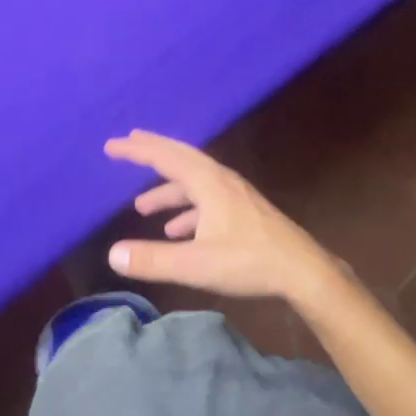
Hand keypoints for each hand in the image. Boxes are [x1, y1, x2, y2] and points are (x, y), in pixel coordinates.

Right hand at [104, 130, 336, 300]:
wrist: (303, 270)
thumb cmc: (249, 262)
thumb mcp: (196, 265)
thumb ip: (153, 260)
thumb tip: (112, 254)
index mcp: (209, 183)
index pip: (165, 158)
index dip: (137, 151)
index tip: (112, 145)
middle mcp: (221, 181)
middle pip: (181, 158)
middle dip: (153, 153)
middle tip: (127, 145)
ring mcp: (235, 195)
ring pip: (194, 183)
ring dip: (167, 190)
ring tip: (142, 207)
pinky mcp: (244, 212)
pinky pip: (206, 200)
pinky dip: (186, 209)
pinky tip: (176, 232)